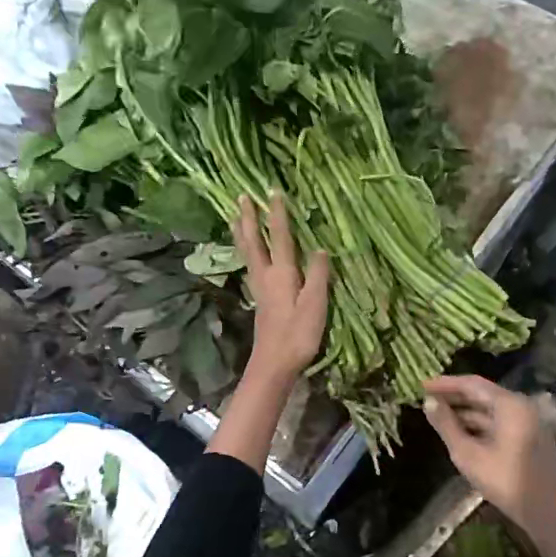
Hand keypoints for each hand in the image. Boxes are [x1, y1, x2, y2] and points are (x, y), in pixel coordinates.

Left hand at [234, 191, 330, 381]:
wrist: (273, 365)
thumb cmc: (297, 335)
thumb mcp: (315, 304)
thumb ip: (318, 275)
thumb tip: (320, 249)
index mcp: (282, 274)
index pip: (280, 237)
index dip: (277, 214)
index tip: (273, 191)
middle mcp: (266, 277)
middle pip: (254, 242)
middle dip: (249, 218)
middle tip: (241, 196)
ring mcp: (260, 289)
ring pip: (248, 253)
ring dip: (242, 233)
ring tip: (235, 217)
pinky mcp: (259, 301)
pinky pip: (250, 265)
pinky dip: (247, 251)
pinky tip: (249, 253)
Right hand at [422, 375, 555, 541]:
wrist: (549, 513)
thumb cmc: (507, 482)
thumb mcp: (469, 454)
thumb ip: (447, 426)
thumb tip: (428, 403)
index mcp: (510, 404)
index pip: (472, 384)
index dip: (445, 384)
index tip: (422, 385)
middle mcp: (521, 406)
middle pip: (483, 394)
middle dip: (454, 397)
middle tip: (427, 399)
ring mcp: (528, 422)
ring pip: (491, 410)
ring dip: (465, 412)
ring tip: (438, 415)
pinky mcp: (529, 437)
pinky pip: (499, 422)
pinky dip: (479, 424)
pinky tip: (460, 432)